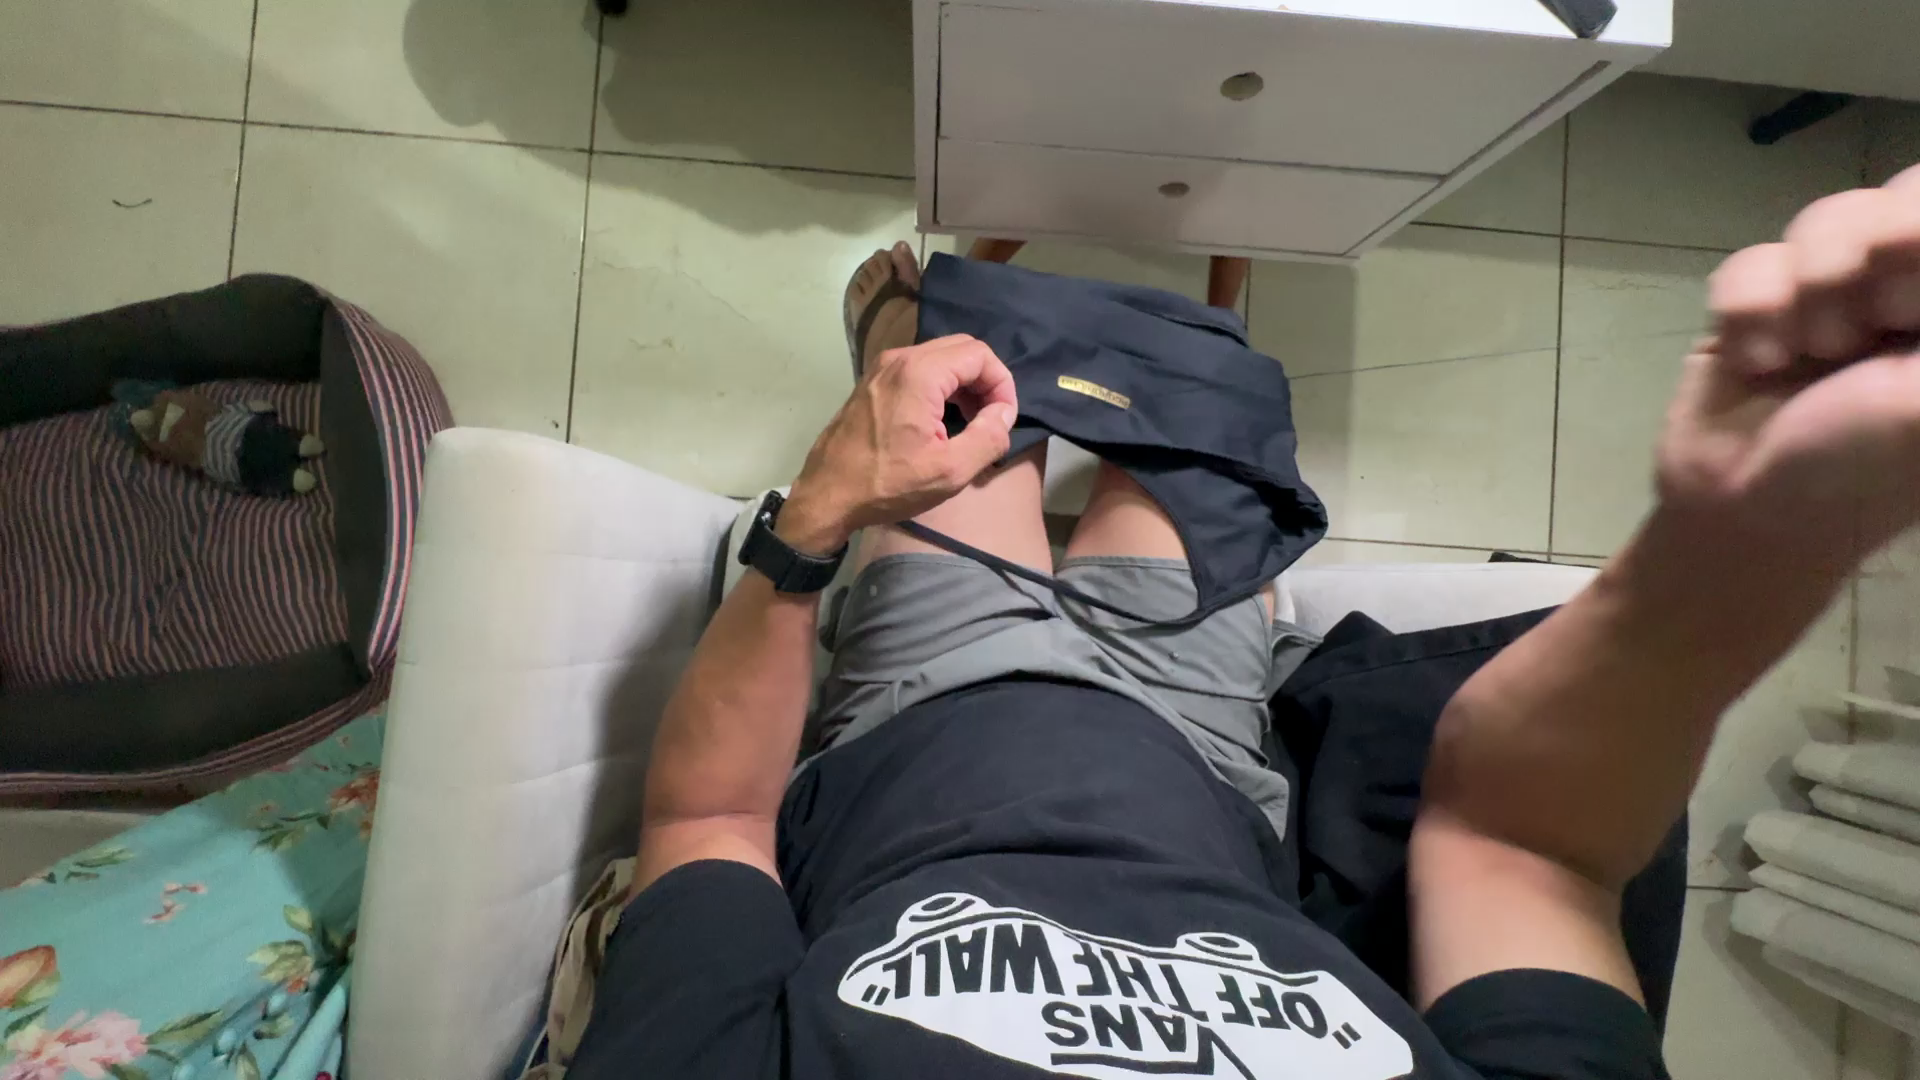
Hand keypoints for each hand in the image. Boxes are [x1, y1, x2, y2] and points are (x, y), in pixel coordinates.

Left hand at [779, 334, 1017, 553]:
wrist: (827, 496)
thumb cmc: (887, 485)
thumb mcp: (949, 471)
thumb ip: (988, 438)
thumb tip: (1004, 414)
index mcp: (919, 374)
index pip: (979, 355)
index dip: (1002, 384)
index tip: (1004, 419)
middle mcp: (899, 359)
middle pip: (961, 350)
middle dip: (985, 381)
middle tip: (992, 420)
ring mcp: (882, 369)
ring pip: (940, 359)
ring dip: (964, 384)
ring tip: (973, 423)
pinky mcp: (873, 383)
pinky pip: (919, 371)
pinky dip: (941, 387)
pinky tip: (944, 422)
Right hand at [1655, 164, 1919, 573]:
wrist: (1743, 508)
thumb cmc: (1868, 466)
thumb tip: (1913, 257)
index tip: (1917, 316)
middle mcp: (1913, 279)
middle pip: (1906, 190)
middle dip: (1881, 258)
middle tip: (1878, 330)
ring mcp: (1830, 292)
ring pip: (1825, 218)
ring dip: (1809, 296)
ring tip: (1811, 354)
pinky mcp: (1752, 311)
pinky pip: (1747, 264)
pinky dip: (1747, 315)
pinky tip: (1756, 361)